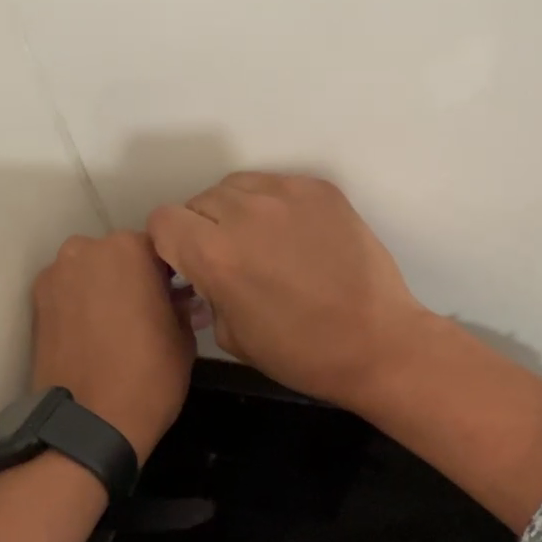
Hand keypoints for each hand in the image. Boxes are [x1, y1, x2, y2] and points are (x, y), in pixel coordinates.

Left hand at [31, 229, 194, 460]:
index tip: (179, 298)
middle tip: (150, 316)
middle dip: (135, 279)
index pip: (160, 247)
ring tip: (119, 332)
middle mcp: (85, 250)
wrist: (89, 424)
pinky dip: (82, 310)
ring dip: (105, 292)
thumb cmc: (148, 380)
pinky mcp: (36, 305)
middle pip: (119, 257)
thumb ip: (183, 308)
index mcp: (129, 249)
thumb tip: (182, 301)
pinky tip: (96, 340)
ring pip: (90, 275)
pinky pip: (69, 297)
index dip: (173, 274)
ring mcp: (55, 276)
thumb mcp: (183, 342)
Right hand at [146, 172, 442, 408]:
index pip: (164, 221)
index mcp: (215, 254)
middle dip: (203, 229)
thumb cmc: (302, 354)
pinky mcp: (321, 190)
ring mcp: (286, 195)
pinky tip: (296, 241)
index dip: (171, 246)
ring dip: (238, 213)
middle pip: (199, 201)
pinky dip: (276, 209)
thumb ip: (209, 295)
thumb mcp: (234, 338)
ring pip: (238, 187)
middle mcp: (245, 213)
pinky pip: (278, 187)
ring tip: (263, 248)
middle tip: (231, 262)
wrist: (377, 343)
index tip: (188, 265)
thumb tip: (208, 279)